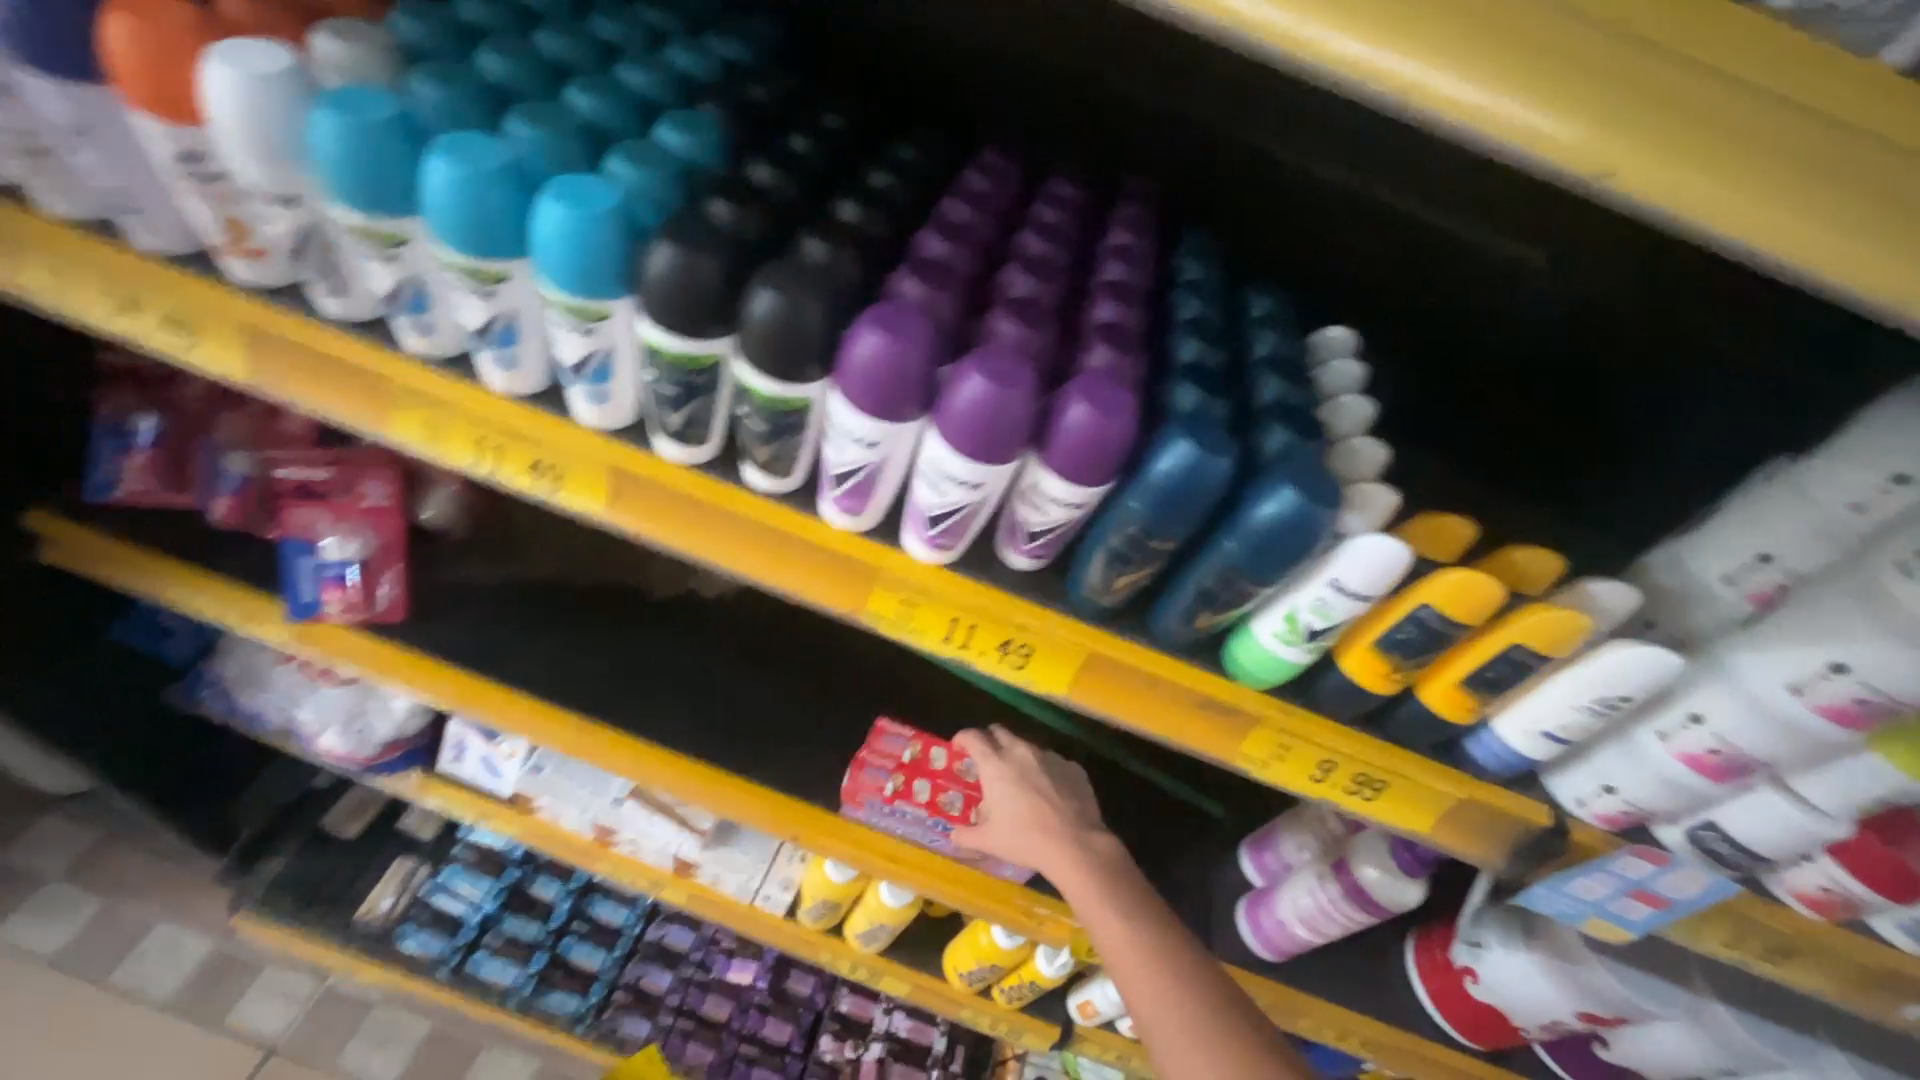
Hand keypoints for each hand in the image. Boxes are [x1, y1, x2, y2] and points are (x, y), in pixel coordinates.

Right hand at [951, 725, 1111, 875]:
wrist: (1076, 844)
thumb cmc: (1025, 839)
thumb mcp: (989, 841)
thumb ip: (965, 836)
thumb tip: (953, 836)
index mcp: (995, 765)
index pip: (972, 737)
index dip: (962, 738)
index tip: (958, 746)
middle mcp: (1021, 752)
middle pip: (999, 731)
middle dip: (989, 740)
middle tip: (986, 759)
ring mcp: (1049, 756)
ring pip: (1027, 745)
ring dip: (1017, 755)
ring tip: (1018, 778)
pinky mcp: (1072, 765)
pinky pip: (1051, 761)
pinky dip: (1043, 769)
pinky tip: (1047, 791)